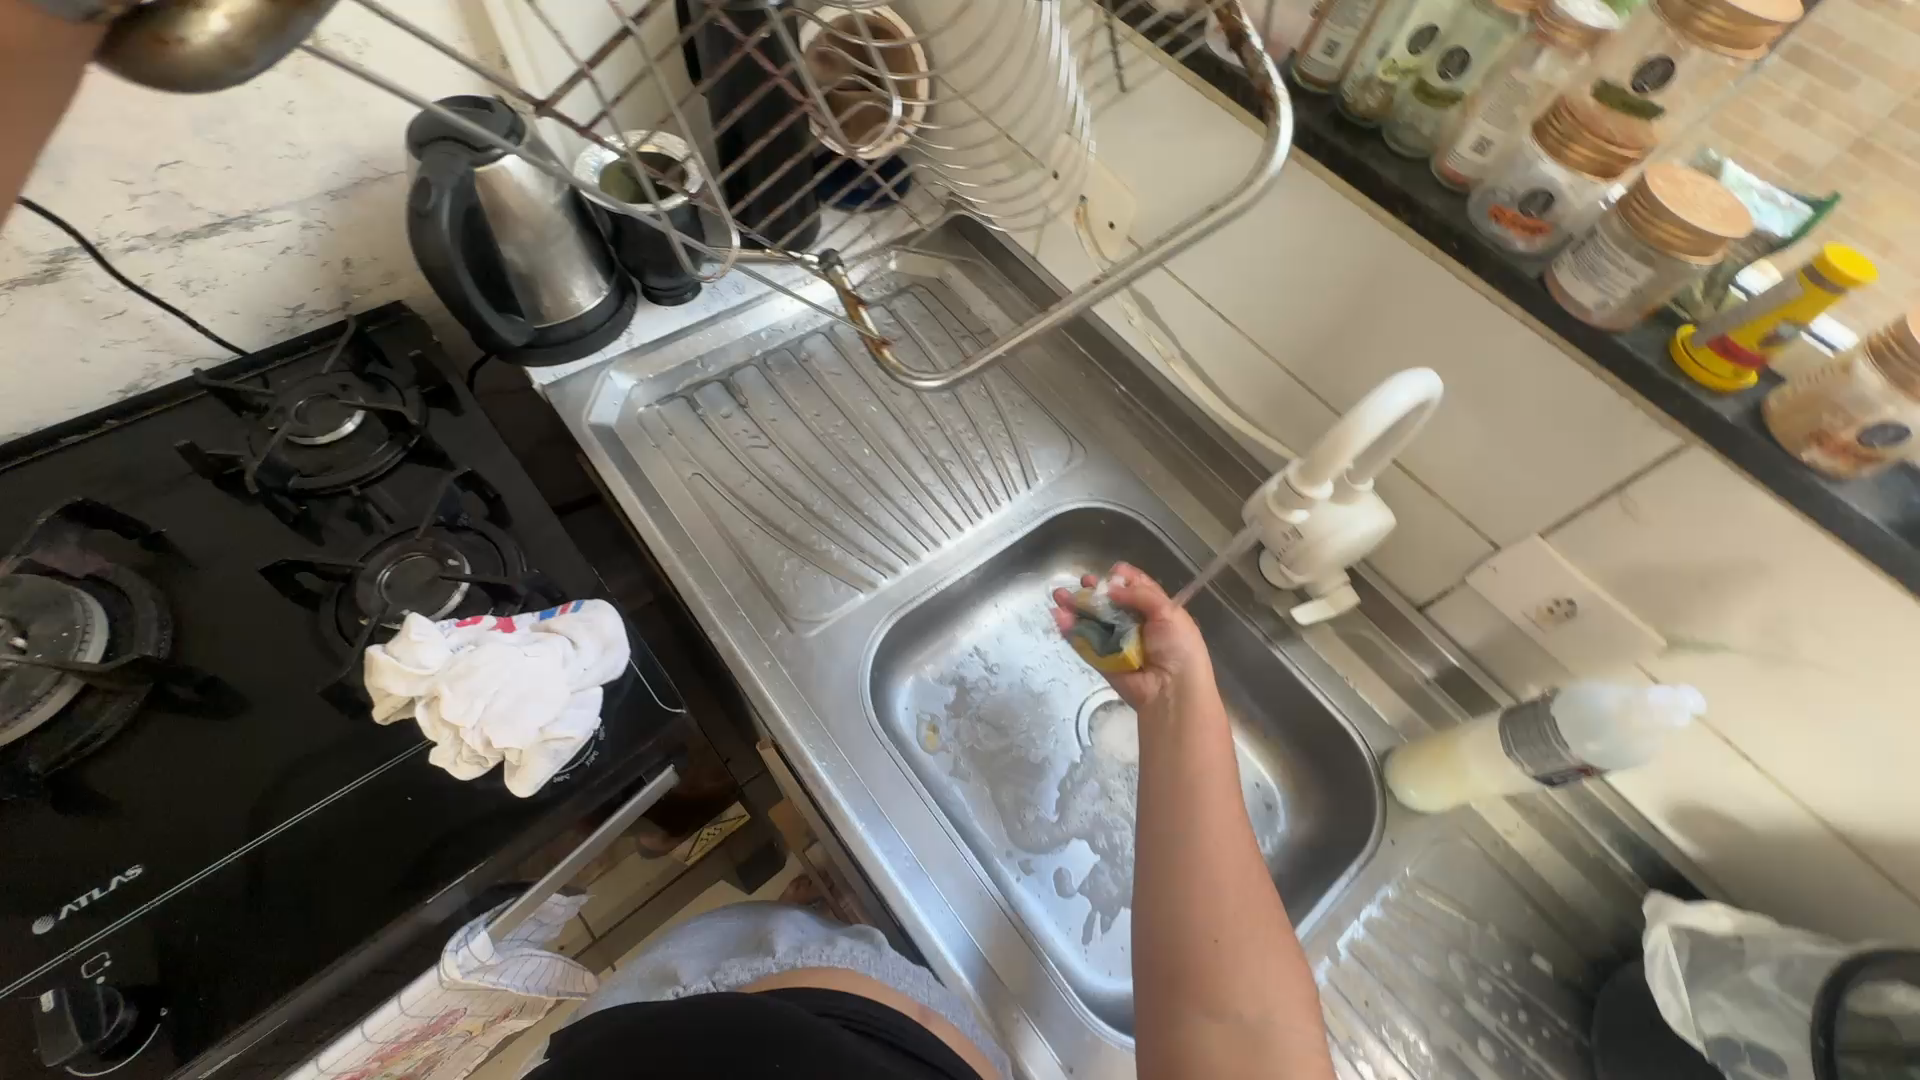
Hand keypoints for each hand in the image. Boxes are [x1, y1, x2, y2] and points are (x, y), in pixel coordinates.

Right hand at [1051, 562, 1213, 715]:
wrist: (1172, 689)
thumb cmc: (1178, 647)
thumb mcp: (1169, 612)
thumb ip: (1140, 595)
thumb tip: (1111, 588)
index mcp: (1155, 611)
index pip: (1136, 589)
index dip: (1122, 579)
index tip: (1110, 572)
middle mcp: (1134, 624)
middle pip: (1110, 602)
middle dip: (1094, 590)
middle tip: (1083, 582)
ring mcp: (1115, 642)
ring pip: (1092, 620)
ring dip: (1075, 606)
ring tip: (1059, 595)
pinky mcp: (1101, 659)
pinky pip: (1083, 642)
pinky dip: (1070, 629)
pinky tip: (1058, 615)